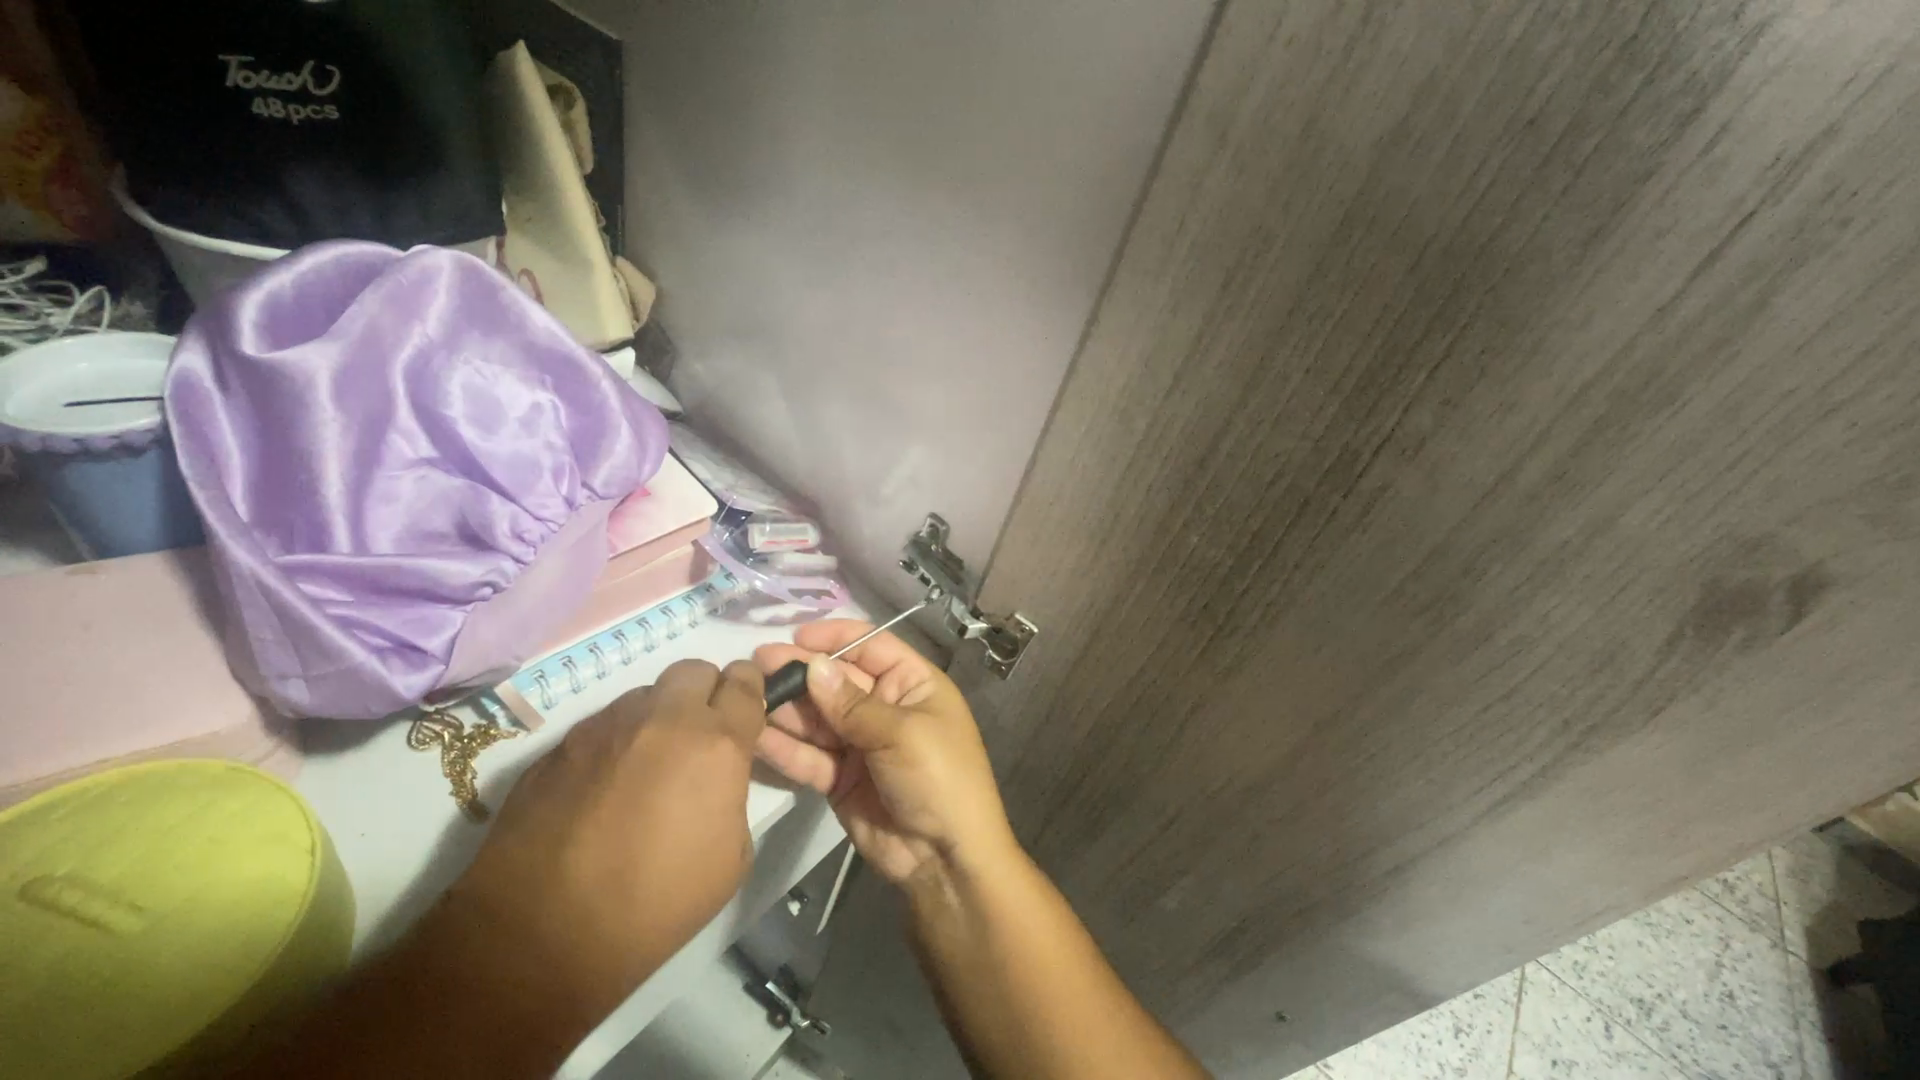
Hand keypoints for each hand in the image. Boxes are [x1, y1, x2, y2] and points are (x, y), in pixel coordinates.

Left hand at [442, 659, 766, 1029]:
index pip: (746, 683)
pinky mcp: (560, 744)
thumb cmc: (656, 904)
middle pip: (695, 671)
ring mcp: (605, 725)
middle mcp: (663, 718)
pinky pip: (602, 725)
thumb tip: (716, 778)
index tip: (746, 714)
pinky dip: (615, 744)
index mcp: (716, 744)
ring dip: (658, 718)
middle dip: (705, 695)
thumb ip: (732, 795)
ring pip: (645, 696)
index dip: (751, 693)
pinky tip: (603, 791)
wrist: (542, 932)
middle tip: (700, 739)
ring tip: (646, 769)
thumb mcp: (731, 857)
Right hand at [754, 621, 1018, 887]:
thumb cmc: (939, 779)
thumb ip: (851, 703)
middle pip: (837, 681)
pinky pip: (809, 757)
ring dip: (786, 708)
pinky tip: (755, 735)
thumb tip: (813, 665)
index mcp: (913, 685)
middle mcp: (886, 709)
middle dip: (800, 673)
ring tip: (748, 696)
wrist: (946, 860)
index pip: (871, 647)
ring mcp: (861, 745)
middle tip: (756, 665)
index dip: (834, 639)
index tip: (795, 637)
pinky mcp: (840, 779)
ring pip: (818, 719)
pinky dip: (784, 747)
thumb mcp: (901, 733)